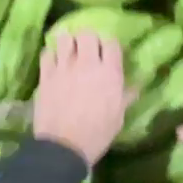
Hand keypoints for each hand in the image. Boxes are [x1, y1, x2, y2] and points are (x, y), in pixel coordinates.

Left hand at [32, 33, 128, 165]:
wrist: (64, 147)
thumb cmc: (97, 135)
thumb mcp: (118, 117)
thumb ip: (125, 96)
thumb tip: (136, 85)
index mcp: (110, 74)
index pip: (111, 42)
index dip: (109, 45)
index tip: (107, 53)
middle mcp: (87, 64)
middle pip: (87, 34)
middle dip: (88, 39)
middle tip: (87, 49)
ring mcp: (64, 68)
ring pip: (65, 38)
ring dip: (68, 42)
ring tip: (68, 52)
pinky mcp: (46, 75)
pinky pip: (47, 53)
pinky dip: (51, 55)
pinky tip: (54, 63)